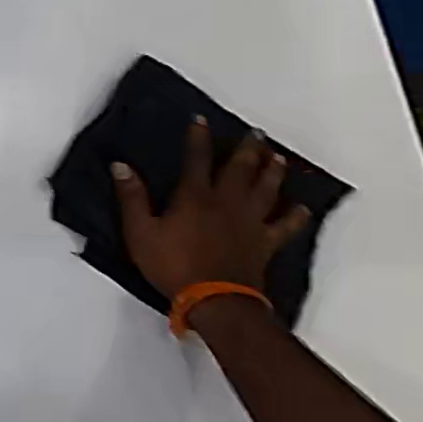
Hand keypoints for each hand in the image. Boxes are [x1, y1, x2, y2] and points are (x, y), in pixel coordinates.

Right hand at [112, 117, 310, 299]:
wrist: (215, 301)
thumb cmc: (172, 264)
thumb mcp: (139, 230)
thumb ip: (132, 197)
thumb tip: (120, 166)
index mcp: (194, 198)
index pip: (196, 160)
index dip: (198, 138)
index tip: (201, 120)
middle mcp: (226, 204)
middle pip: (240, 170)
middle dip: (246, 149)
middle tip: (255, 133)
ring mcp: (249, 223)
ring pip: (266, 191)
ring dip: (272, 172)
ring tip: (278, 157)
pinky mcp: (264, 244)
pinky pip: (284, 226)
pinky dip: (295, 216)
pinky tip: (302, 208)